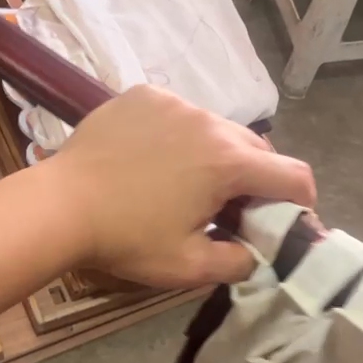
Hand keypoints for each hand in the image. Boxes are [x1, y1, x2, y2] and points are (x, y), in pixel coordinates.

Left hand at [33, 85, 315, 287]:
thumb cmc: (126, 239)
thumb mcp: (187, 267)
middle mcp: (210, 121)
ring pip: (218, 130)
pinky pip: (180, 115)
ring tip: (190, 187)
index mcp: (228, 162)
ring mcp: (175, 102)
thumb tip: (256, 254)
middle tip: (235, 212)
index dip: (302, 203)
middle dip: (258, 182)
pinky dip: (182, 138)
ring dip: (219, 158)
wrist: (60, 206)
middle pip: (257, 150)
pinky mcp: (144, 95)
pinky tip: (156, 162)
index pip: (294, 175)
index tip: (289, 222)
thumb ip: (237, 263)